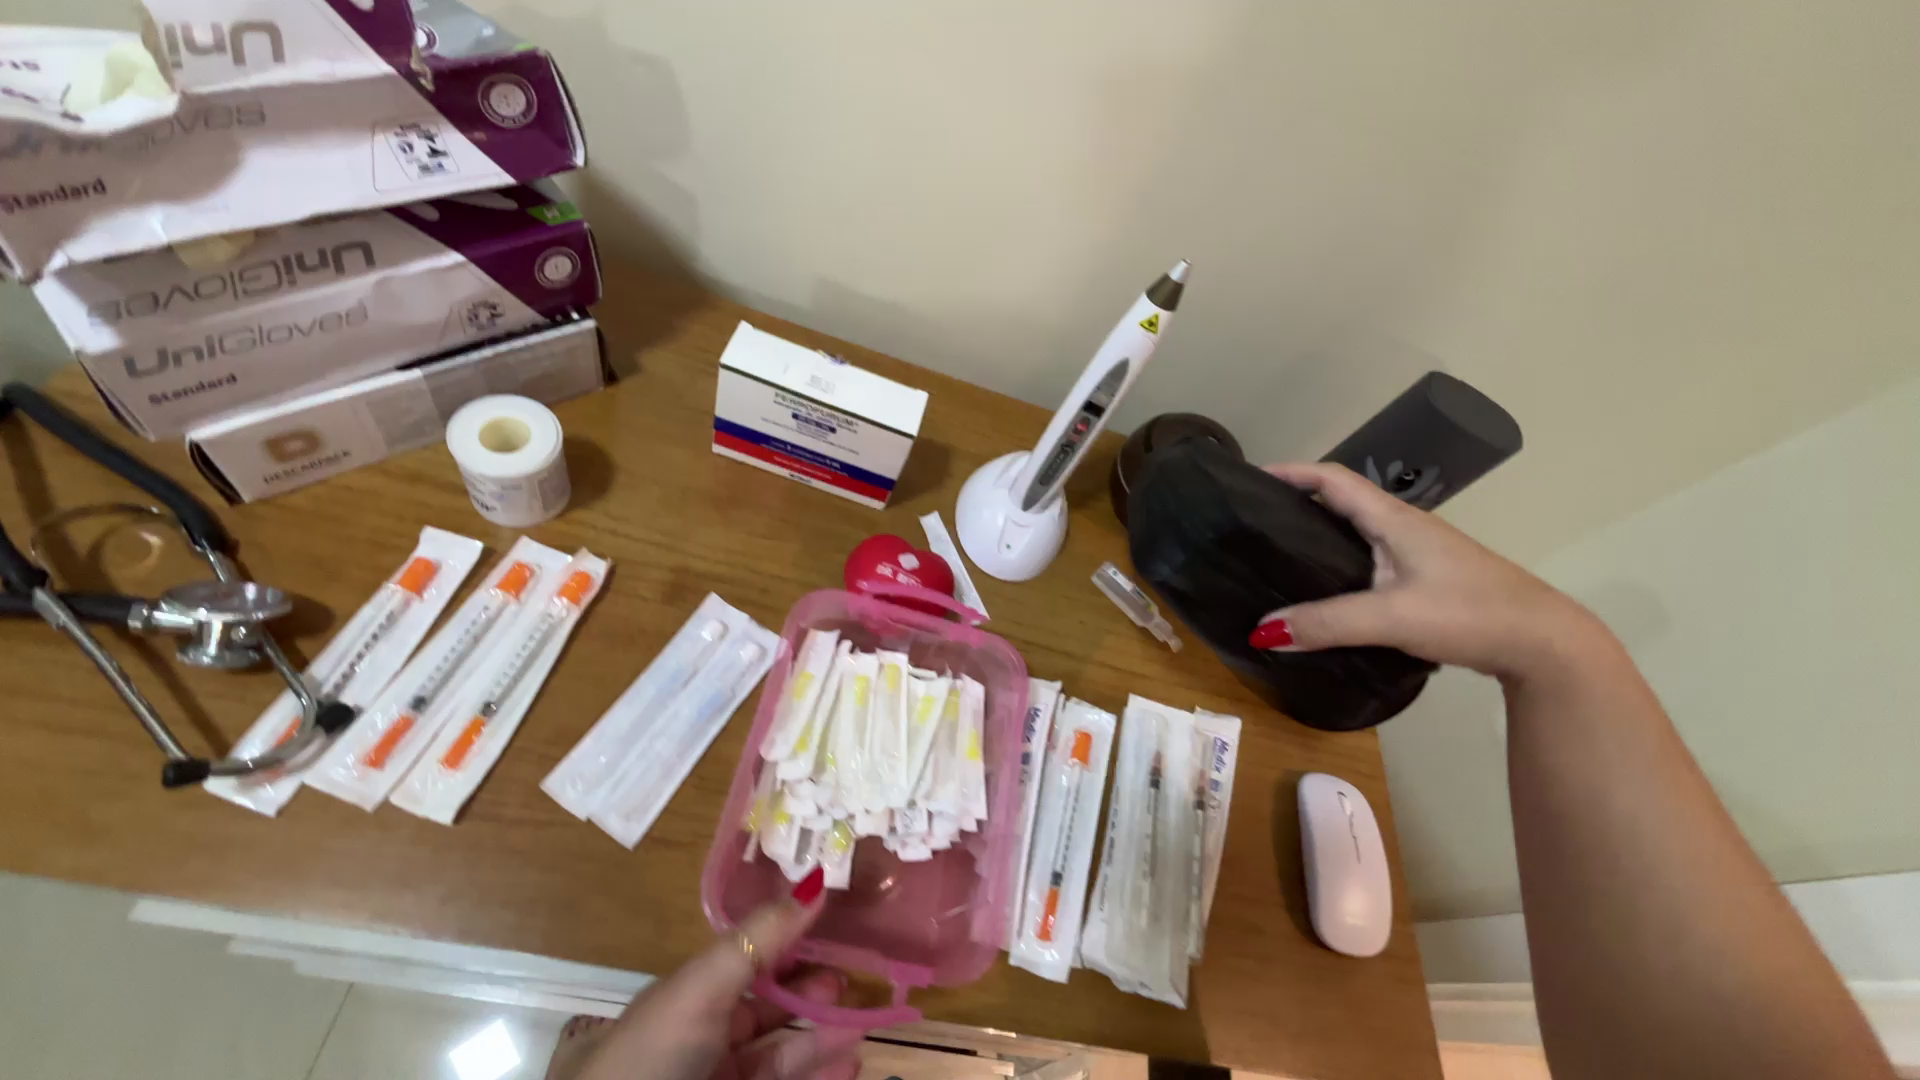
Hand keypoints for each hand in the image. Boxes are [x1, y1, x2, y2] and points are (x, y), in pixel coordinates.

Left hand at [572, 867, 861, 1079]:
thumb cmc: (652, 1053)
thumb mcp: (704, 985)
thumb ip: (761, 937)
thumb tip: (817, 879)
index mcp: (693, 993)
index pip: (750, 956)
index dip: (792, 940)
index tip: (836, 925)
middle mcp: (706, 1033)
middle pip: (769, 1007)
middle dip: (812, 993)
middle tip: (851, 982)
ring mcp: (718, 1075)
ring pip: (781, 1052)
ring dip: (822, 1038)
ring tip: (861, 1029)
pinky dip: (817, 1074)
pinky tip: (849, 1065)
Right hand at [1249, 463, 1605, 681]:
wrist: (1545, 644)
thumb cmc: (1470, 613)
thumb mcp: (1392, 617)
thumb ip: (1326, 623)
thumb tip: (1260, 631)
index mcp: (1394, 520)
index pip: (1333, 479)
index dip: (1292, 473)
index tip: (1253, 479)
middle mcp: (1404, 528)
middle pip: (1341, 503)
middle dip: (1297, 504)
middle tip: (1256, 522)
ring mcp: (1419, 554)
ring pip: (1356, 533)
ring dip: (1319, 535)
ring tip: (1280, 556)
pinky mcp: (1427, 581)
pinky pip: (1369, 560)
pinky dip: (1339, 565)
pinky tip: (1326, 593)